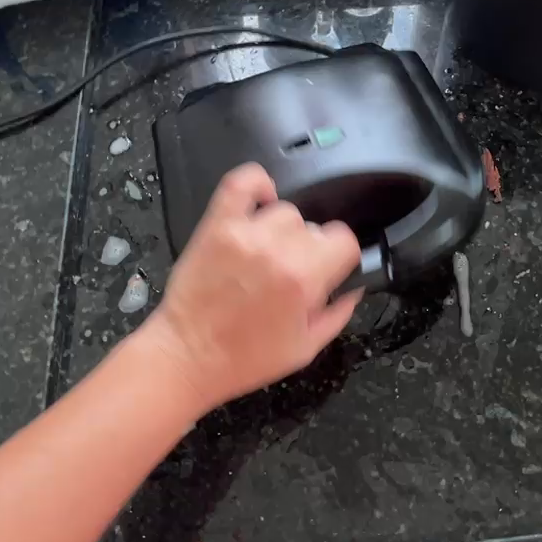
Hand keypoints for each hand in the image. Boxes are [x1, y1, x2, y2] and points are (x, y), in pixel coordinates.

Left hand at [138, 163, 363, 412]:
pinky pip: (241, 184)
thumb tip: (353, 287)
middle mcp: (276, 251)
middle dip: (311, 250)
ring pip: (285, 211)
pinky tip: (260, 202)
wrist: (188, 357)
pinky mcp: (218, 227)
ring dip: (284, 230)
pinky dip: (256, 184)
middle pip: (314, 228)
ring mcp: (245, 235)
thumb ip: (338, 313)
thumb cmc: (242, 358)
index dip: (342, 255)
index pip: (345, 240)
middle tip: (293, 273)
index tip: (332, 266)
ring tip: (269, 253)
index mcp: (303, 280)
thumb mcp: (305, 348)